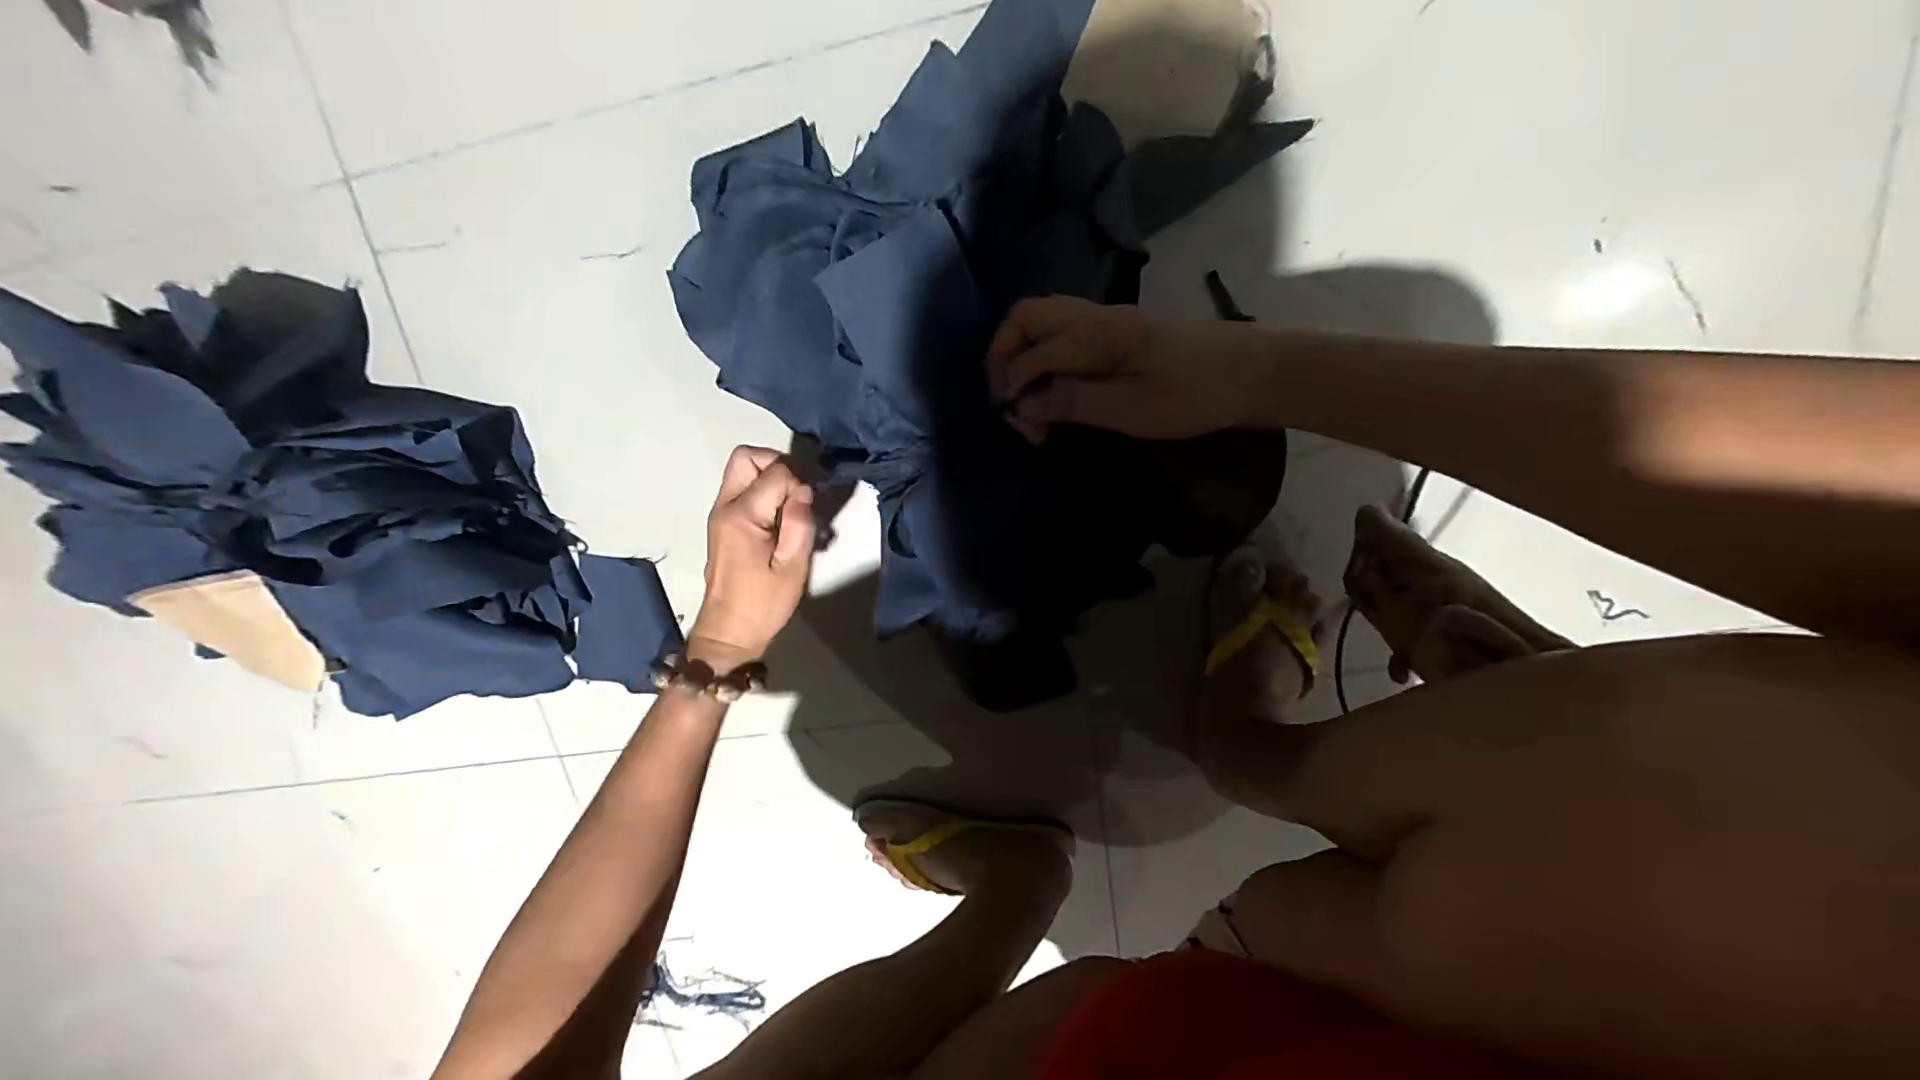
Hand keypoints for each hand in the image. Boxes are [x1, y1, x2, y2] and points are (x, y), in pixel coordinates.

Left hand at [686, 446, 815, 670]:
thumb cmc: (763, 604)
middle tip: (800, 492)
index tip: (810, 506)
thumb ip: (800, 522)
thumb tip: (805, 489)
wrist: (728, 632)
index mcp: (741, 515)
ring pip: (742, 470)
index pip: (775, 471)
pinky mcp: (723, 523)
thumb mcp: (792, 567)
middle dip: (778, 464)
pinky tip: (781, 518)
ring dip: (770, 477)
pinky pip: (742, 488)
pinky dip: (763, 491)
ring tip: (793, 506)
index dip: (799, 481)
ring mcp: (720, 513)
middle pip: (746, 456)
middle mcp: (724, 506)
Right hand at [984, 296, 1261, 440]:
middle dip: (1003, 357)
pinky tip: (1054, 385)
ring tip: (1028, 396)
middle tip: (1009, 400)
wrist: (1252, 372)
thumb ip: (1073, 402)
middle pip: (1024, 317)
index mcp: (1096, 335)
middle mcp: (1093, 316)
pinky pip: (1061, 328)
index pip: (1030, 353)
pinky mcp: (1116, 328)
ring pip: (1041, 318)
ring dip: (1022, 352)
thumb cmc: (1195, 395)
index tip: (1021, 426)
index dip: (1013, 390)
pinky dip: (1043, 352)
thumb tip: (1023, 404)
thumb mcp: (1132, 410)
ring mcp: (1105, 317)